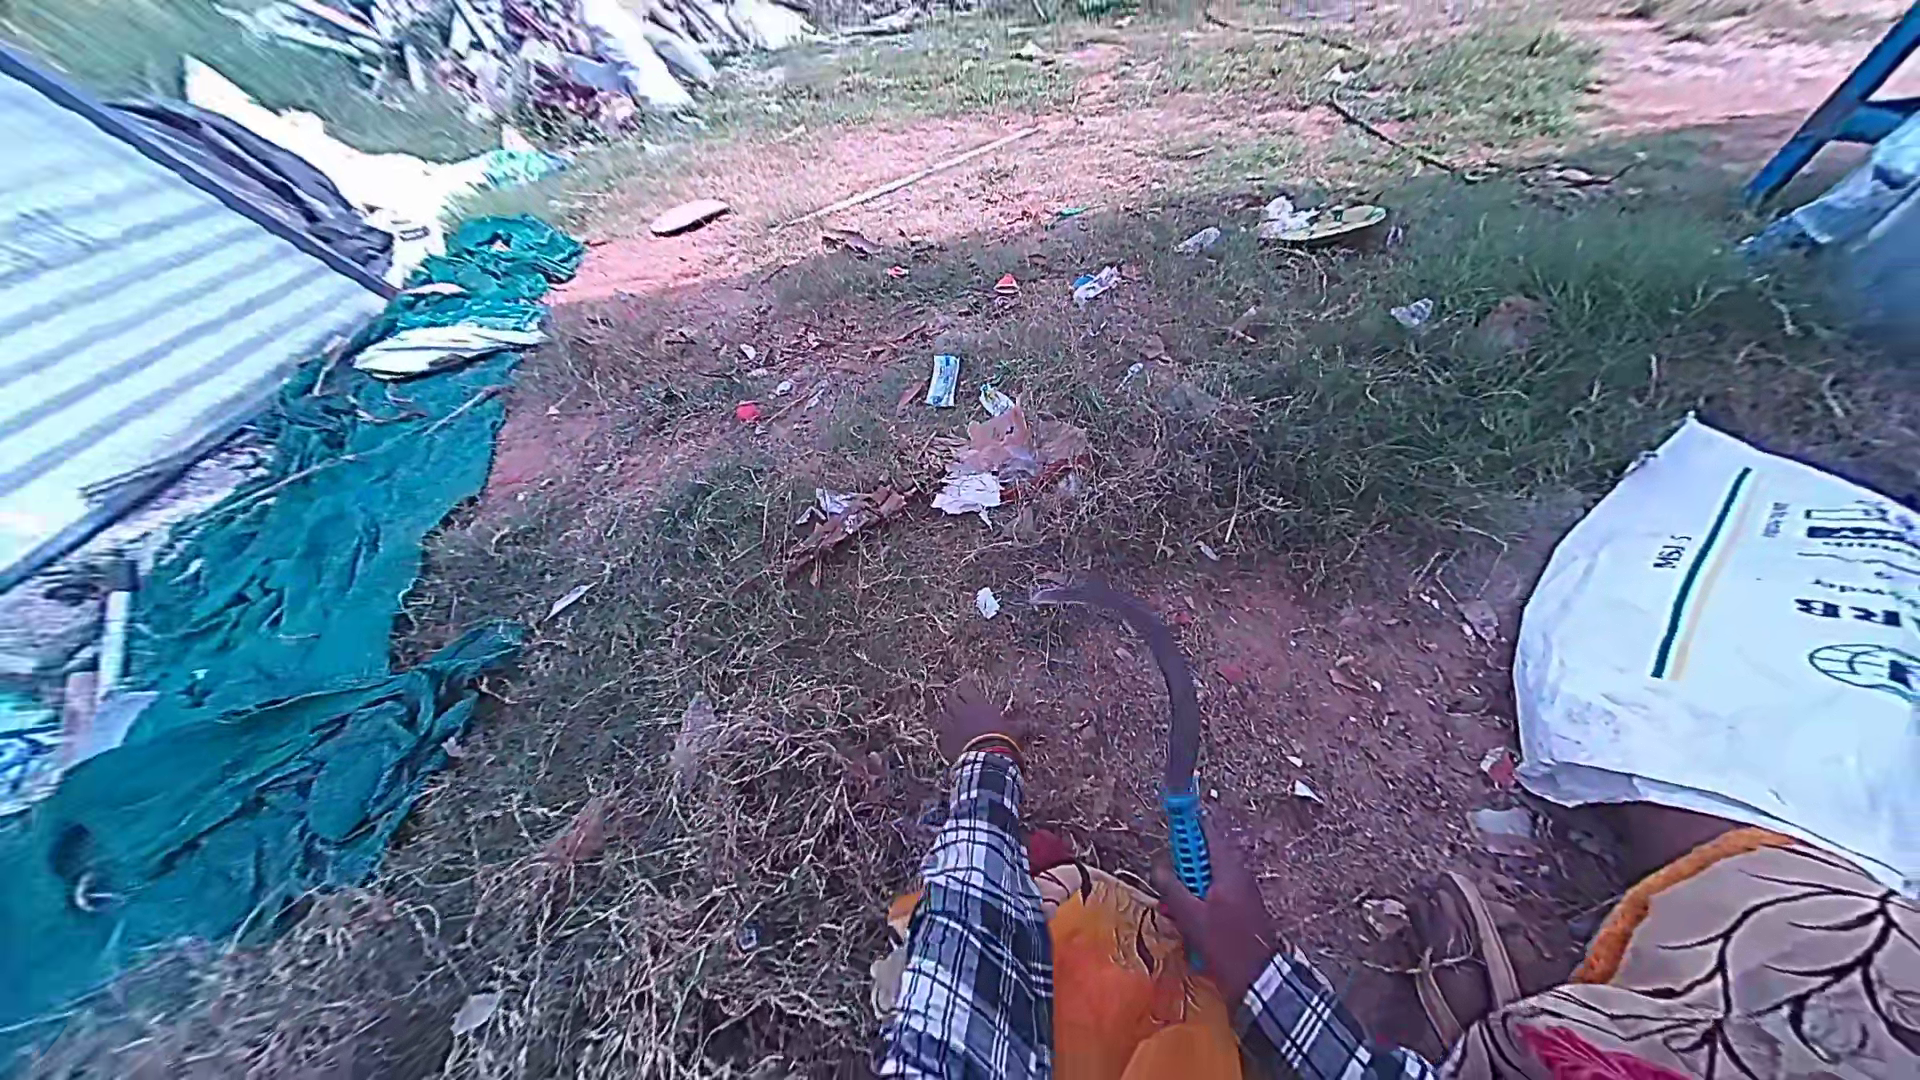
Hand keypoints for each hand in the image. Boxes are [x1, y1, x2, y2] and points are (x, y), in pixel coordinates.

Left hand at [935, 678, 1019, 760]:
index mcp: (978, 704)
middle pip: (951, 698)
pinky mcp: (944, 740)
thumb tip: (1039, 724)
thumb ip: (1023, 725)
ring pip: (944, 713)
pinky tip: (946, 737)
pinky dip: (943, 733)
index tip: (964, 688)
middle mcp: (962, 711)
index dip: (964, 688)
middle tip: (955, 700)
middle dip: (953, 698)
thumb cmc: (1003, 740)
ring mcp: (951, 725)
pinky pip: (940, 733)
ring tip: (949, 717)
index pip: (966, 689)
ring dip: (947, 714)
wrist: (986, 759)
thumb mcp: (1016, 731)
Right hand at [1152, 817, 1278, 1004]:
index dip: (1186, 826)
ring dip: (1189, 889)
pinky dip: (1201, 902)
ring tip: (1175, 911)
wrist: (1262, 985)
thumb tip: (1157, 866)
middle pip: (1204, 855)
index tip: (1169, 829)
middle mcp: (1237, 873)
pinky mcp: (1244, 909)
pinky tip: (1190, 924)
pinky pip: (1216, 894)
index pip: (1206, 831)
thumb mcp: (1190, 916)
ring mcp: (1242, 892)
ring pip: (1208, 877)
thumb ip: (1171, 886)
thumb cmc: (1225, 944)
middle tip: (1168, 884)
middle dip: (1183, 867)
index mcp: (1227, 868)